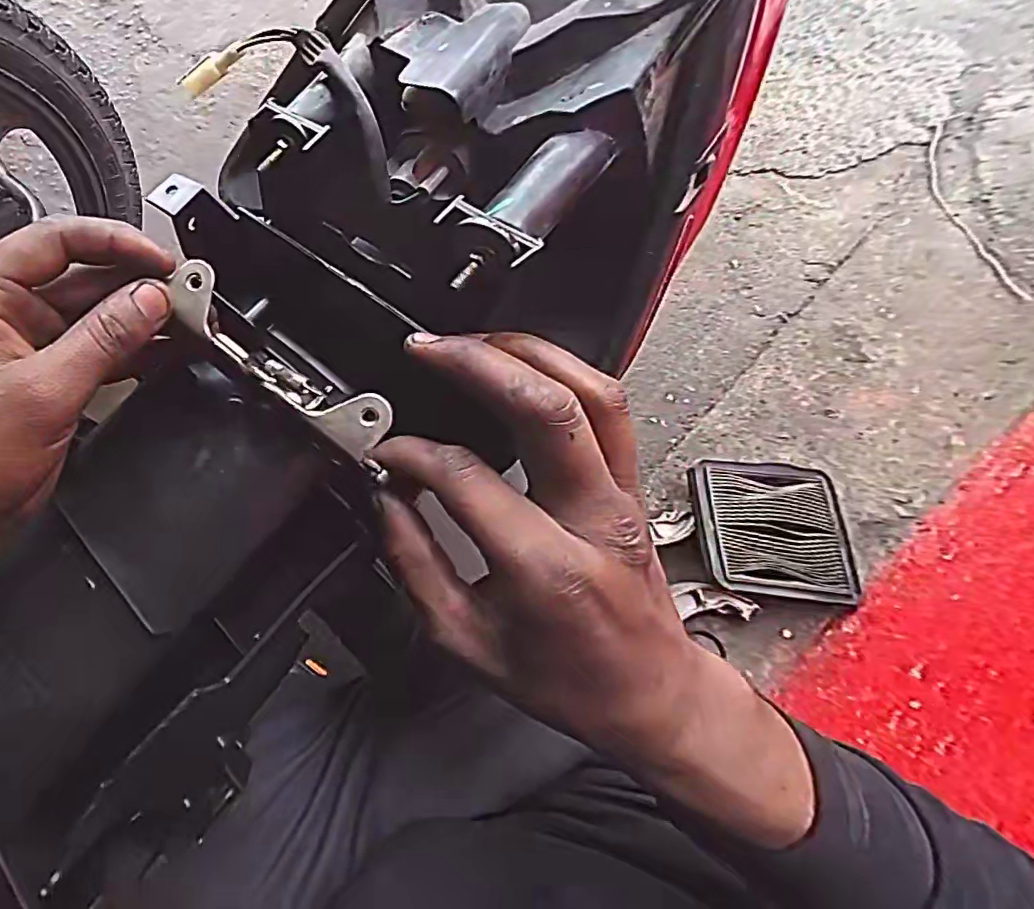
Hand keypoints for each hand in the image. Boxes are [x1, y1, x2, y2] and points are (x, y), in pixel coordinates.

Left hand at [0, 217, 175, 607]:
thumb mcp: (42, 391)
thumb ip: (103, 339)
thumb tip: (149, 299)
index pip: (56, 240)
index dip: (114, 241)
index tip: (157, 258)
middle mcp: (5, 309)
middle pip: (85, 272)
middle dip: (137, 281)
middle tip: (183, 290)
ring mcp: (33, 339)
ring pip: (100, 308)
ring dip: (143, 313)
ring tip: (185, 316)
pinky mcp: (55, 368)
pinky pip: (104, 342)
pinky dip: (137, 343)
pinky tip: (168, 344)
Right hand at [373, 333, 813, 847]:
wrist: (649, 692)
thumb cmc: (564, 678)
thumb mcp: (463, 638)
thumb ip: (412, 561)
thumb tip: (384, 496)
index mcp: (548, 570)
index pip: (465, 477)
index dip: (411, 455)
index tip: (385, 455)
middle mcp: (595, 521)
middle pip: (547, 410)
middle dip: (476, 364)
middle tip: (425, 350)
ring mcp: (622, 494)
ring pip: (589, 390)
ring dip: (523, 352)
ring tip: (467, 342)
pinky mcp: (630, 481)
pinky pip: (605, 403)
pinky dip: (557, 367)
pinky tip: (517, 361)